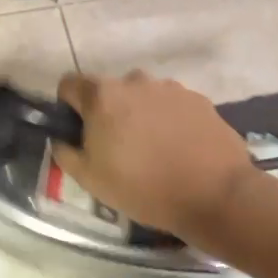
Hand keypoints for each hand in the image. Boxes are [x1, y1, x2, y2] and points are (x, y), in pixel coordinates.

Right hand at [52, 71, 266, 242]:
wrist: (216, 195)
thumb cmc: (143, 187)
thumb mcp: (89, 179)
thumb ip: (65, 152)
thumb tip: (62, 139)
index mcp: (102, 96)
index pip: (69, 84)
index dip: (68, 106)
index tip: (78, 132)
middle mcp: (135, 81)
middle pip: (109, 91)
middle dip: (108, 112)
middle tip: (117, 147)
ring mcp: (171, 88)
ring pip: (143, 97)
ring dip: (140, 115)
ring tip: (154, 150)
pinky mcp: (200, 100)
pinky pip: (172, 105)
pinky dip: (169, 121)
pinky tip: (180, 150)